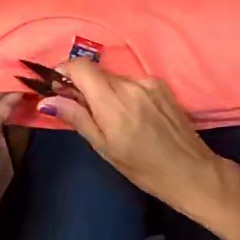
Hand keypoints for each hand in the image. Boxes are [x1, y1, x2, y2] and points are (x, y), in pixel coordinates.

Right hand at [37, 62, 235, 210]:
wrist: (192, 172)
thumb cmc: (143, 167)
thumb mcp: (104, 147)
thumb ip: (77, 117)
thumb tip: (47, 100)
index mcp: (113, 100)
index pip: (80, 66)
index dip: (64, 71)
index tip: (56, 87)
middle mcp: (130, 83)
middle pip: (96, 73)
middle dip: (82, 85)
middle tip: (78, 108)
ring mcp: (149, 83)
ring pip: (114, 78)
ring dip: (103, 91)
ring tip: (109, 118)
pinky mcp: (162, 86)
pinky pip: (132, 83)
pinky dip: (123, 93)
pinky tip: (130, 116)